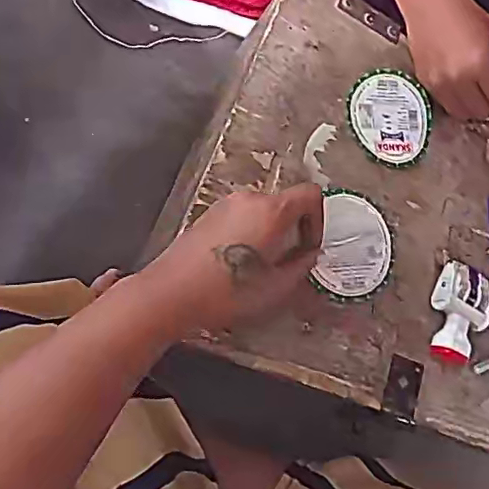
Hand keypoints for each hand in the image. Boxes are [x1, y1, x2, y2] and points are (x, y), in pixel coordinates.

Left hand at [131, 185, 323, 335]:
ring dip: (271, 231)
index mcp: (272, 211)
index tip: (311, 245)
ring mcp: (226, 205)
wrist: (170, 294)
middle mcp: (250, 199)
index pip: (311, 194)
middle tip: (289, 259)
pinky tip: (239, 262)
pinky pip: (242, 216)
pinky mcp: (209, 215)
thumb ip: (302, 265)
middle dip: (294, 228)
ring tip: (263, 264)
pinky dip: (250, 232)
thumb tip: (309, 254)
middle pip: (286, 203)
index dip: (319, 218)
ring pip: (263, 210)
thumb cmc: (227, 292)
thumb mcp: (277, 287)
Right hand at [403, 0, 488, 119]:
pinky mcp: (426, 82)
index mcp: (481, 64)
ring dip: (471, 107)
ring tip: (474, 93)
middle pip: (482, 111)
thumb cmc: (463, 11)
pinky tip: (458, 86)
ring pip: (462, 113)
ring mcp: (440, 83)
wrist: (427, 2)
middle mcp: (460, 78)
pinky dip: (455, 100)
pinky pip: (445, 103)